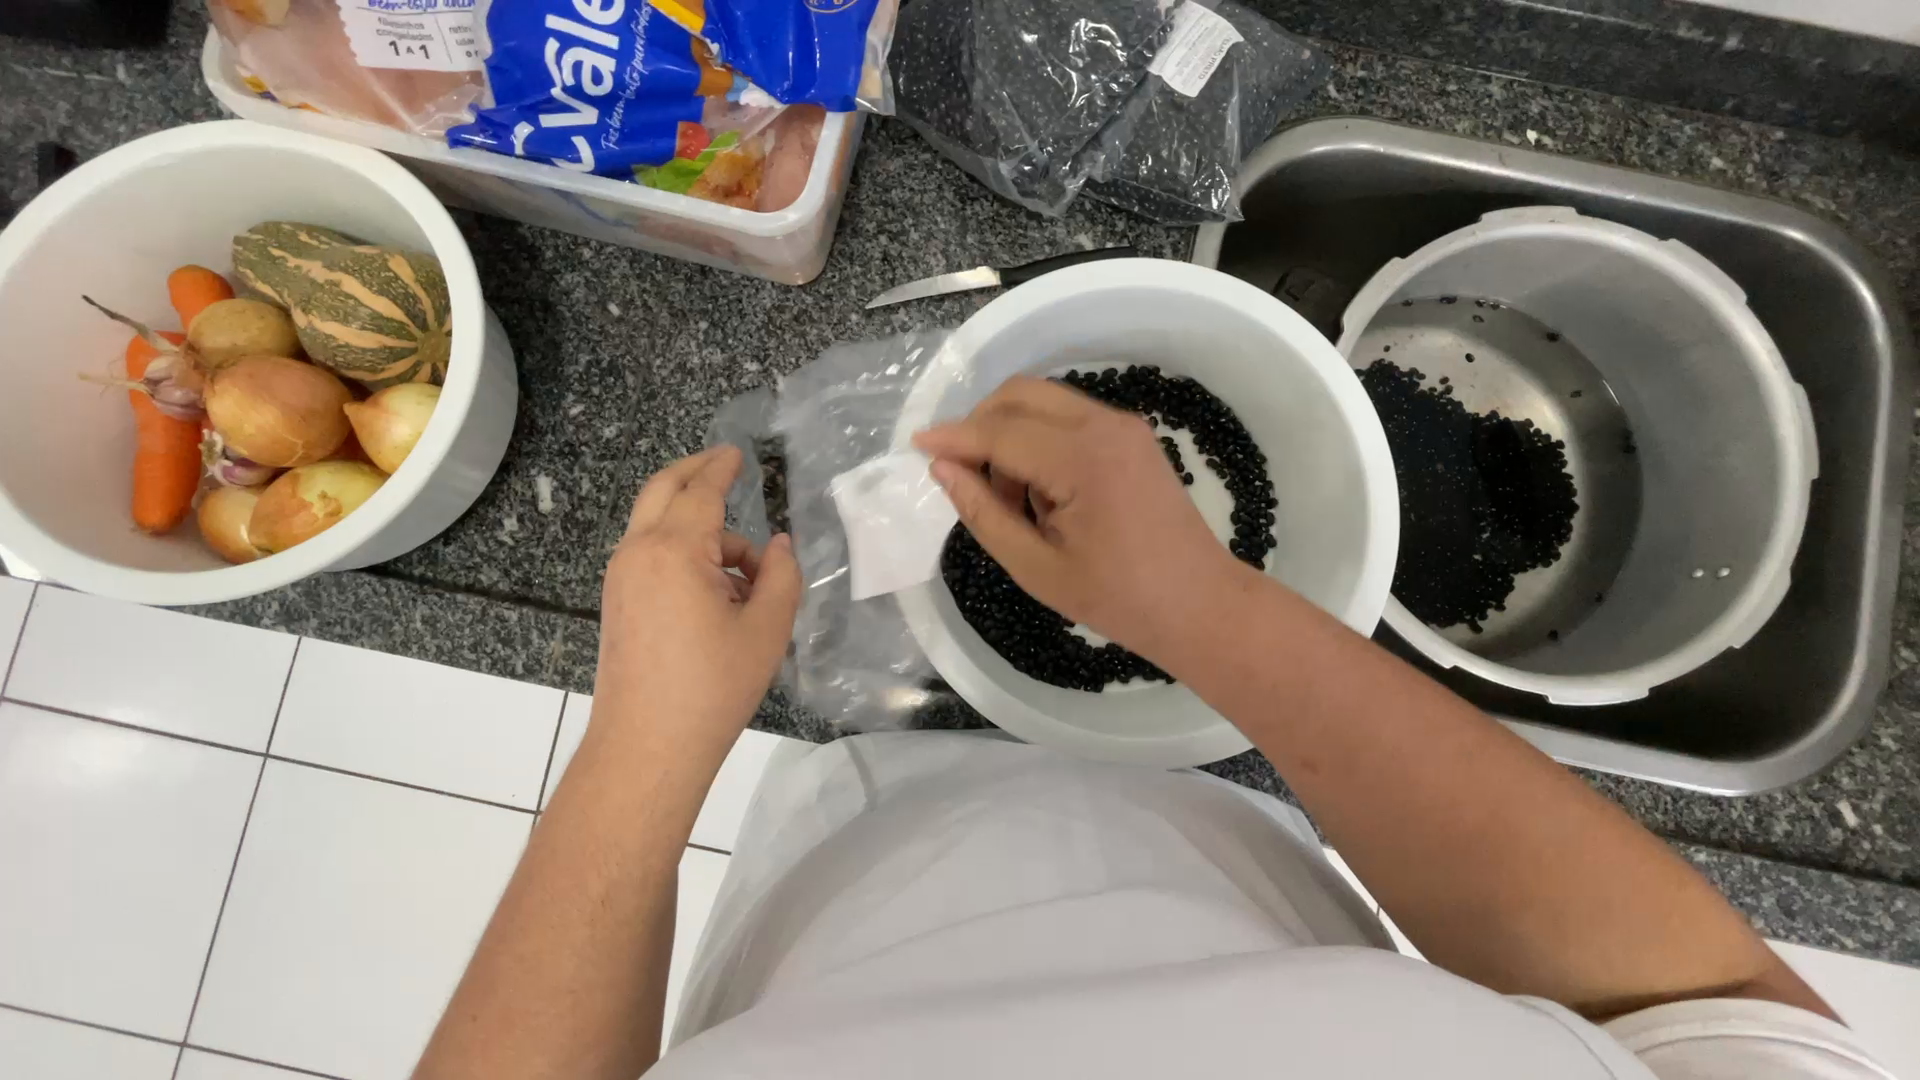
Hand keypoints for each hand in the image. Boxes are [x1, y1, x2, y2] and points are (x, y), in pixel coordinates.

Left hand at [591, 445, 800, 757]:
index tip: (736, 452)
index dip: (721, 468)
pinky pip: (651, 556)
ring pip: (660, 528)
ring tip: (749, 579)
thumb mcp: (767, 629)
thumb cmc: (713, 687)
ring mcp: (620, 579)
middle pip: (662, 490)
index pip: (700, 491)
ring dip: (701, 531)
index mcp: (673, 551)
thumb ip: (781, 575)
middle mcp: (637, 554)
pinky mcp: (618, 603)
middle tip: (725, 467)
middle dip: (694, 473)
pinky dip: (684, 555)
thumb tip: (778, 545)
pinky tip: (719, 595)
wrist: (648, 746)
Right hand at [913, 376, 1245, 661]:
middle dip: (980, 424)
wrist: (1198, 603)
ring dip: (1011, 433)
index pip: (1000, 431)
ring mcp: (1124, 426)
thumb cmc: (1117, 598)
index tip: (916, 446)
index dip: (953, 437)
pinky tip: (1042, 493)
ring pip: (1045, 401)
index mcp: (1083, 460)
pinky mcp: (1132, 436)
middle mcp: (1106, 425)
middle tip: (962, 474)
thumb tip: (942, 469)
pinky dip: (1040, 440)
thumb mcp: (1036, 567)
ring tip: (1010, 499)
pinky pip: (1069, 418)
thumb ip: (983, 513)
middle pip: (1021, 394)